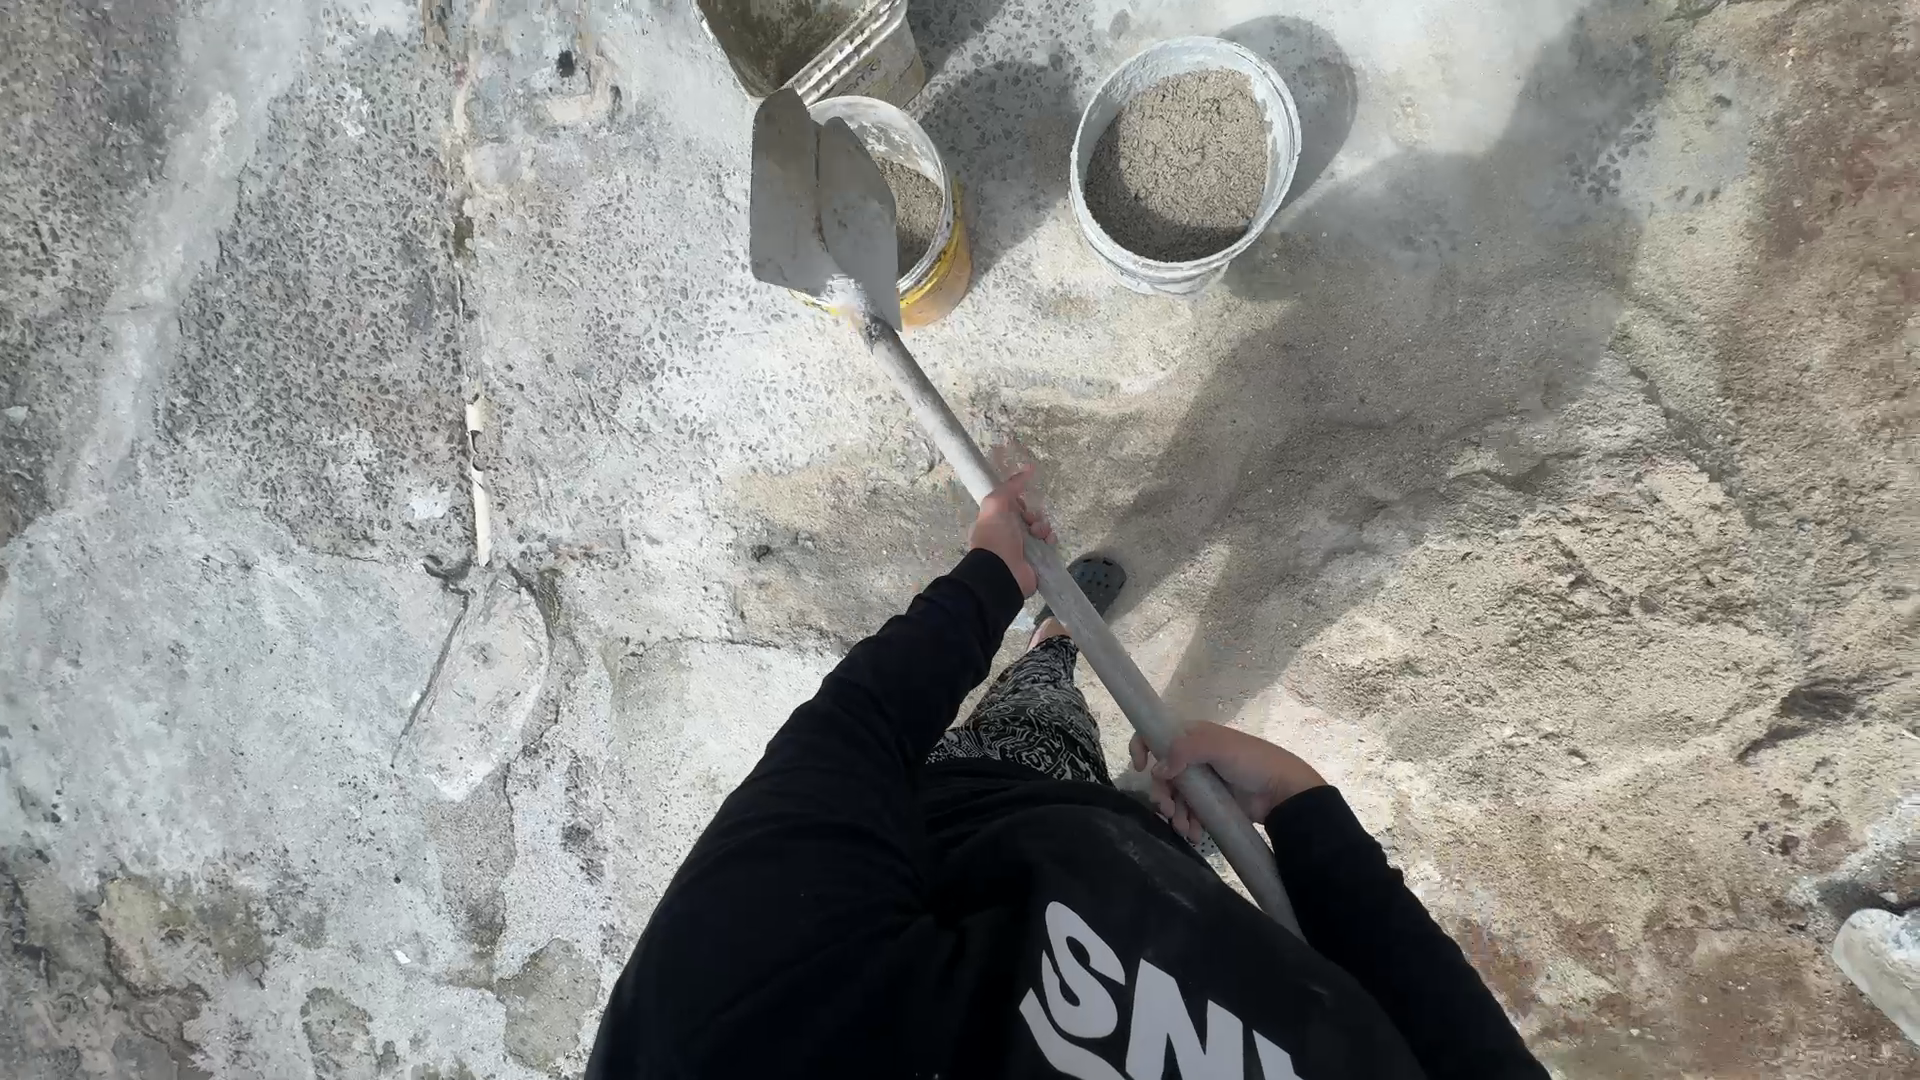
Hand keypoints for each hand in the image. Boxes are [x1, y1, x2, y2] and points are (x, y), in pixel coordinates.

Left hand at [967, 465, 1055, 596]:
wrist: (1002, 572)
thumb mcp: (996, 504)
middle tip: (1030, 521)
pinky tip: (1046, 542)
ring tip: (1038, 534)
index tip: (1023, 502)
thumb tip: (1029, 468)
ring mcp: (1023, 549)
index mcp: (995, 521)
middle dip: (1034, 515)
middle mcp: (1008, 534)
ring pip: (1041, 529)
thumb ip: (1011, 486)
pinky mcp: (1037, 560)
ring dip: (1042, 527)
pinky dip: (1050, 540)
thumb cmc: (995, 536)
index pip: (1013, 506)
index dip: (1021, 502)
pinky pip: (1049, 544)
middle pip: (1029, 516)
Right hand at [1129, 722, 1325, 843]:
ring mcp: (1201, 782)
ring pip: (1174, 796)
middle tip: (1166, 810)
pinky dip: (1187, 823)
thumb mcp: (1218, 747)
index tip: (1140, 767)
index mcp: (1191, 736)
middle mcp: (1191, 756)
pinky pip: (1188, 812)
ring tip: (1184, 829)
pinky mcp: (1210, 803)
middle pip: (1161, 773)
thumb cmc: (1251, 761)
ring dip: (1173, 813)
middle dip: (1161, 793)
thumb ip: (1184, 750)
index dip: (1142, 747)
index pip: (1155, 735)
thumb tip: (1158, 770)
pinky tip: (1194, 834)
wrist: (1283, 792)